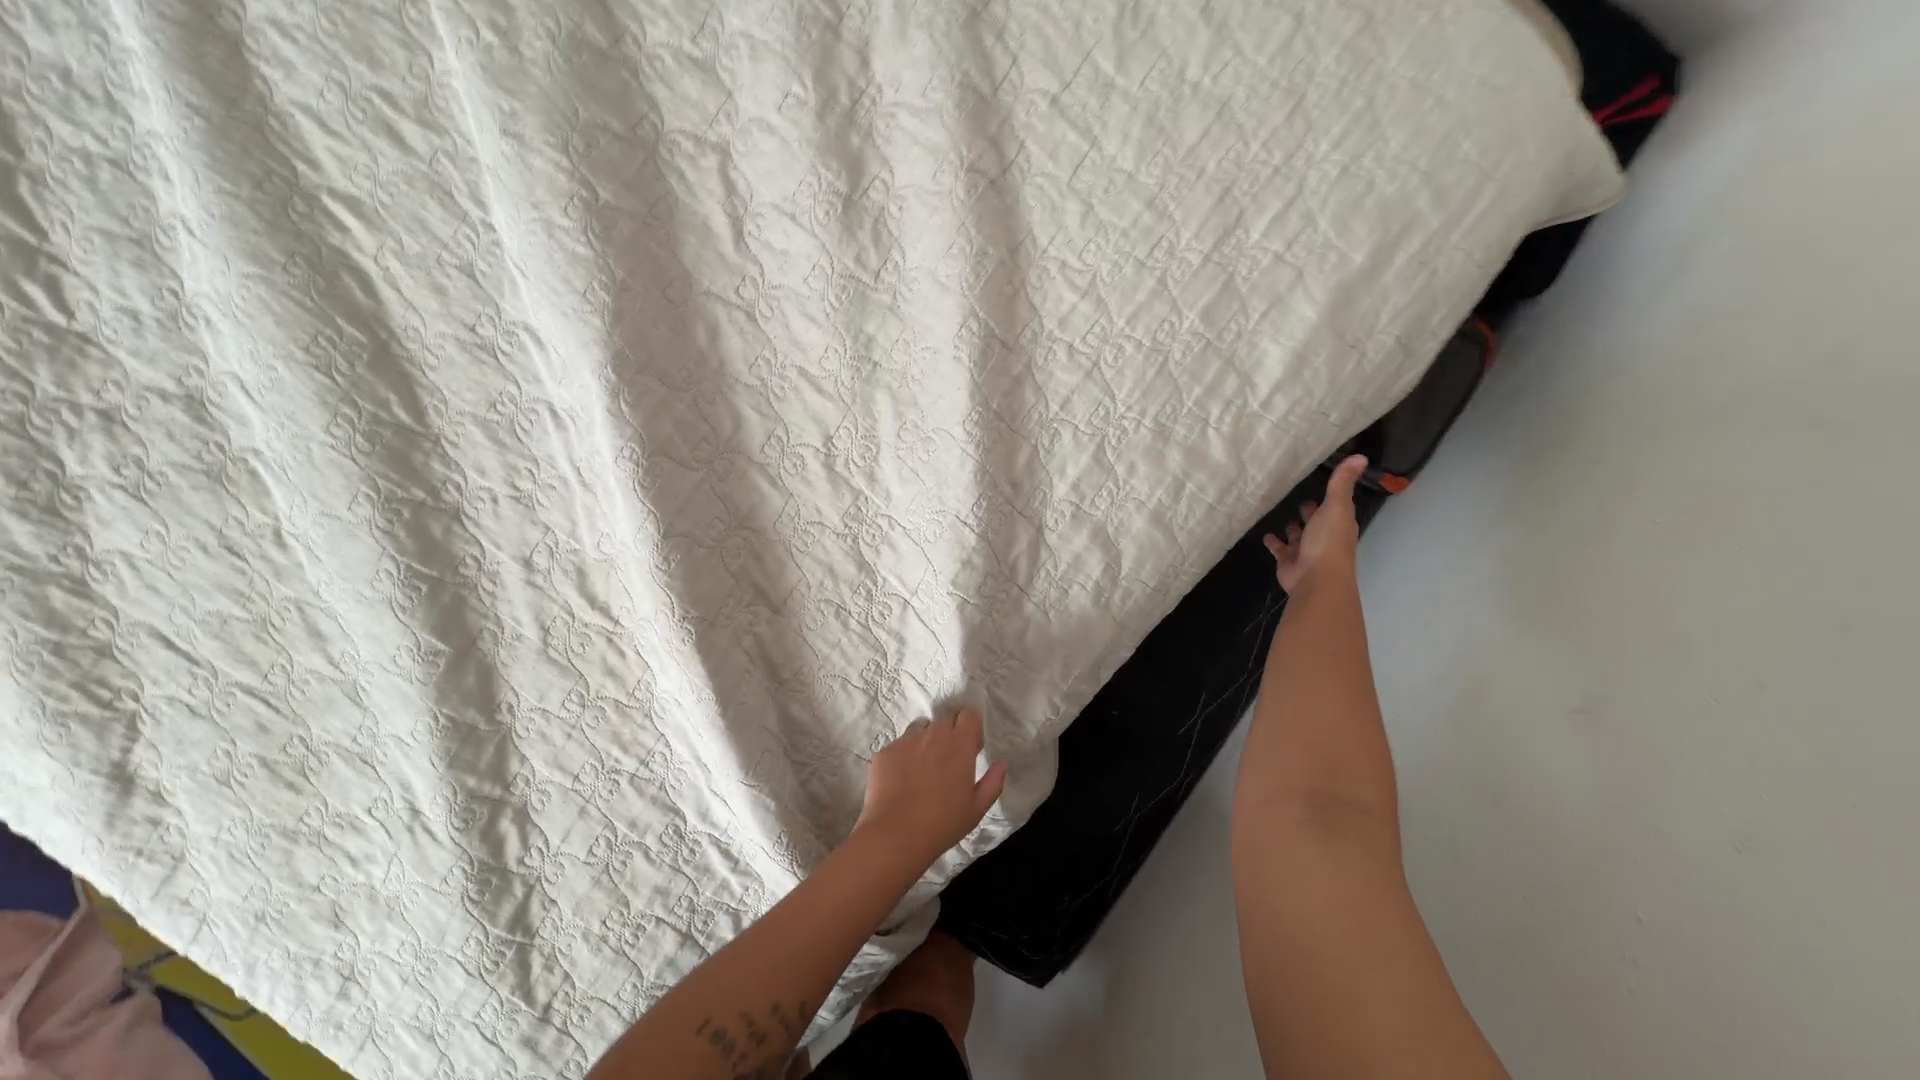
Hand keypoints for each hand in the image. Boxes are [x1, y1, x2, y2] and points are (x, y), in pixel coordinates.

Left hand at [854, 708, 1007, 869]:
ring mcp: (905, 741)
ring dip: (927, 738)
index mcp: (959, 745)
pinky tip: (902, 778)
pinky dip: (904, 754)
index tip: (971, 746)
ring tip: (924, 766)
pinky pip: (898, 744)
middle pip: (946, 717)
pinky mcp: (884, 752)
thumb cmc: (943, 824)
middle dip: (952, 730)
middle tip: (950, 756)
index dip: (972, 726)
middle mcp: (933, 735)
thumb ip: (993, 781)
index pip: (969, 715)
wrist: (895, 835)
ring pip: (921, 727)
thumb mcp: (977, 808)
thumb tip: (1002, 763)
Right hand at [1264, 455, 1364, 593]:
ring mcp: (1306, 553)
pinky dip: (1275, 544)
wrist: (1317, 578)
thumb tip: (1361, 456)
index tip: (1320, 487)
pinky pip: (1281, 551)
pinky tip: (1266, 536)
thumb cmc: (1328, 541)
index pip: (1334, 509)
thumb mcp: (1336, 506)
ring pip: (1299, 539)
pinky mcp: (1289, 563)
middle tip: (1301, 502)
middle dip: (1311, 515)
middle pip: (1317, 524)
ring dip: (1293, 531)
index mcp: (1339, 525)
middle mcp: (1324, 539)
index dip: (1329, 500)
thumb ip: (1342, 483)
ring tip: (1282, 518)